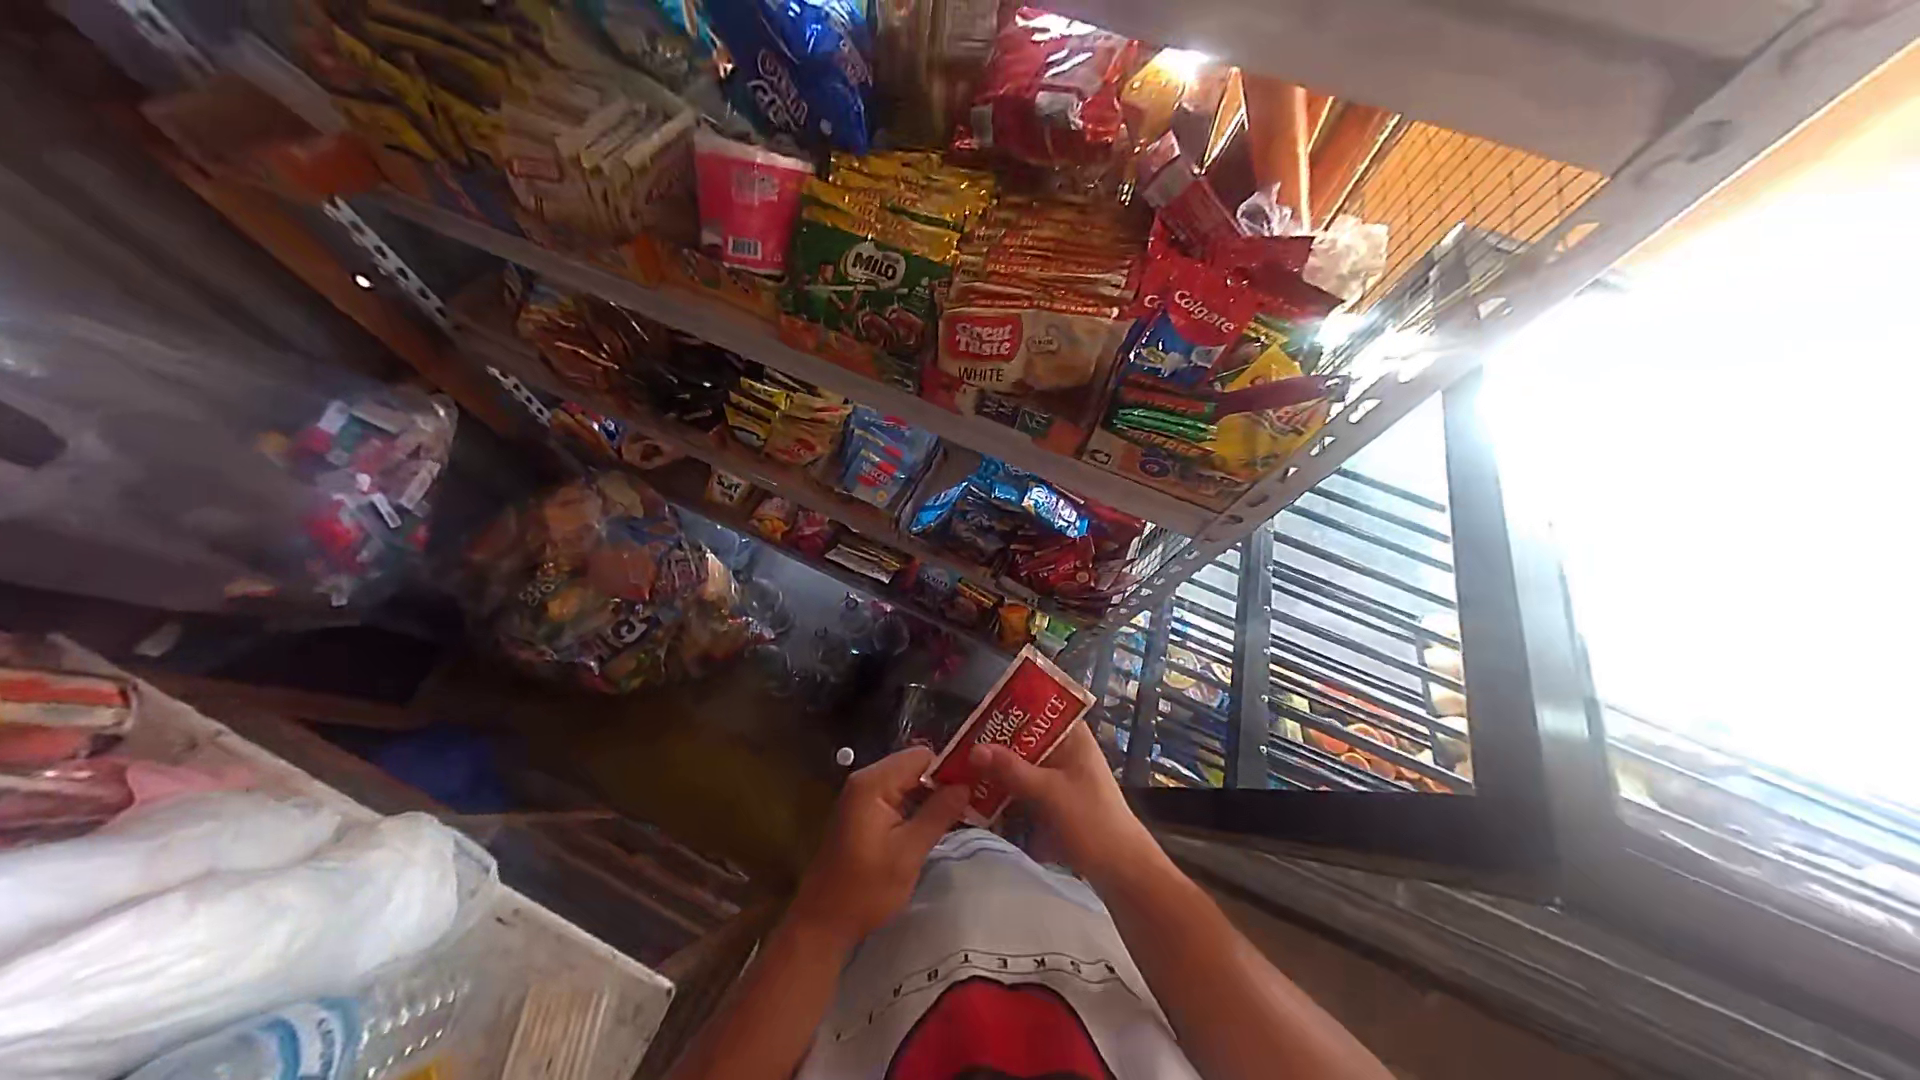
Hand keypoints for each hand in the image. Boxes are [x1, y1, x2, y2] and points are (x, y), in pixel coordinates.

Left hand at [791, 747, 969, 947]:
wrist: (823, 922)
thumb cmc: (866, 888)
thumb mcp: (909, 852)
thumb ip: (938, 813)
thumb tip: (966, 786)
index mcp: (873, 783)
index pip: (921, 756)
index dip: (949, 768)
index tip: (976, 786)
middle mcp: (866, 780)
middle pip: (914, 765)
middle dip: (943, 781)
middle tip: (974, 801)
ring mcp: (862, 796)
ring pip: (908, 781)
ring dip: (932, 795)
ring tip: (962, 812)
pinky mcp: (864, 812)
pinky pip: (897, 796)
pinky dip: (917, 806)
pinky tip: (937, 823)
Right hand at [969, 720, 1160, 888]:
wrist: (1120, 869)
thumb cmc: (1091, 821)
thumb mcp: (1048, 792)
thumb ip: (1011, 769)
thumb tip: (973, 749)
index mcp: (1072, 735)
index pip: (1037, 708)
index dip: (1007, 709)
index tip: (975, 716)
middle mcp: (1064, 748)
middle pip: (1023, 736)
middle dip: (994, 742)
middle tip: (957, 747)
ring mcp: (1058, 774)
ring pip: (1019, 761)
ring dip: (995, 767)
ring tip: (960, 769)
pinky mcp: (1051, 797)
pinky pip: (1021, 784)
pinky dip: (1003, 787)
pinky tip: (977, 793)